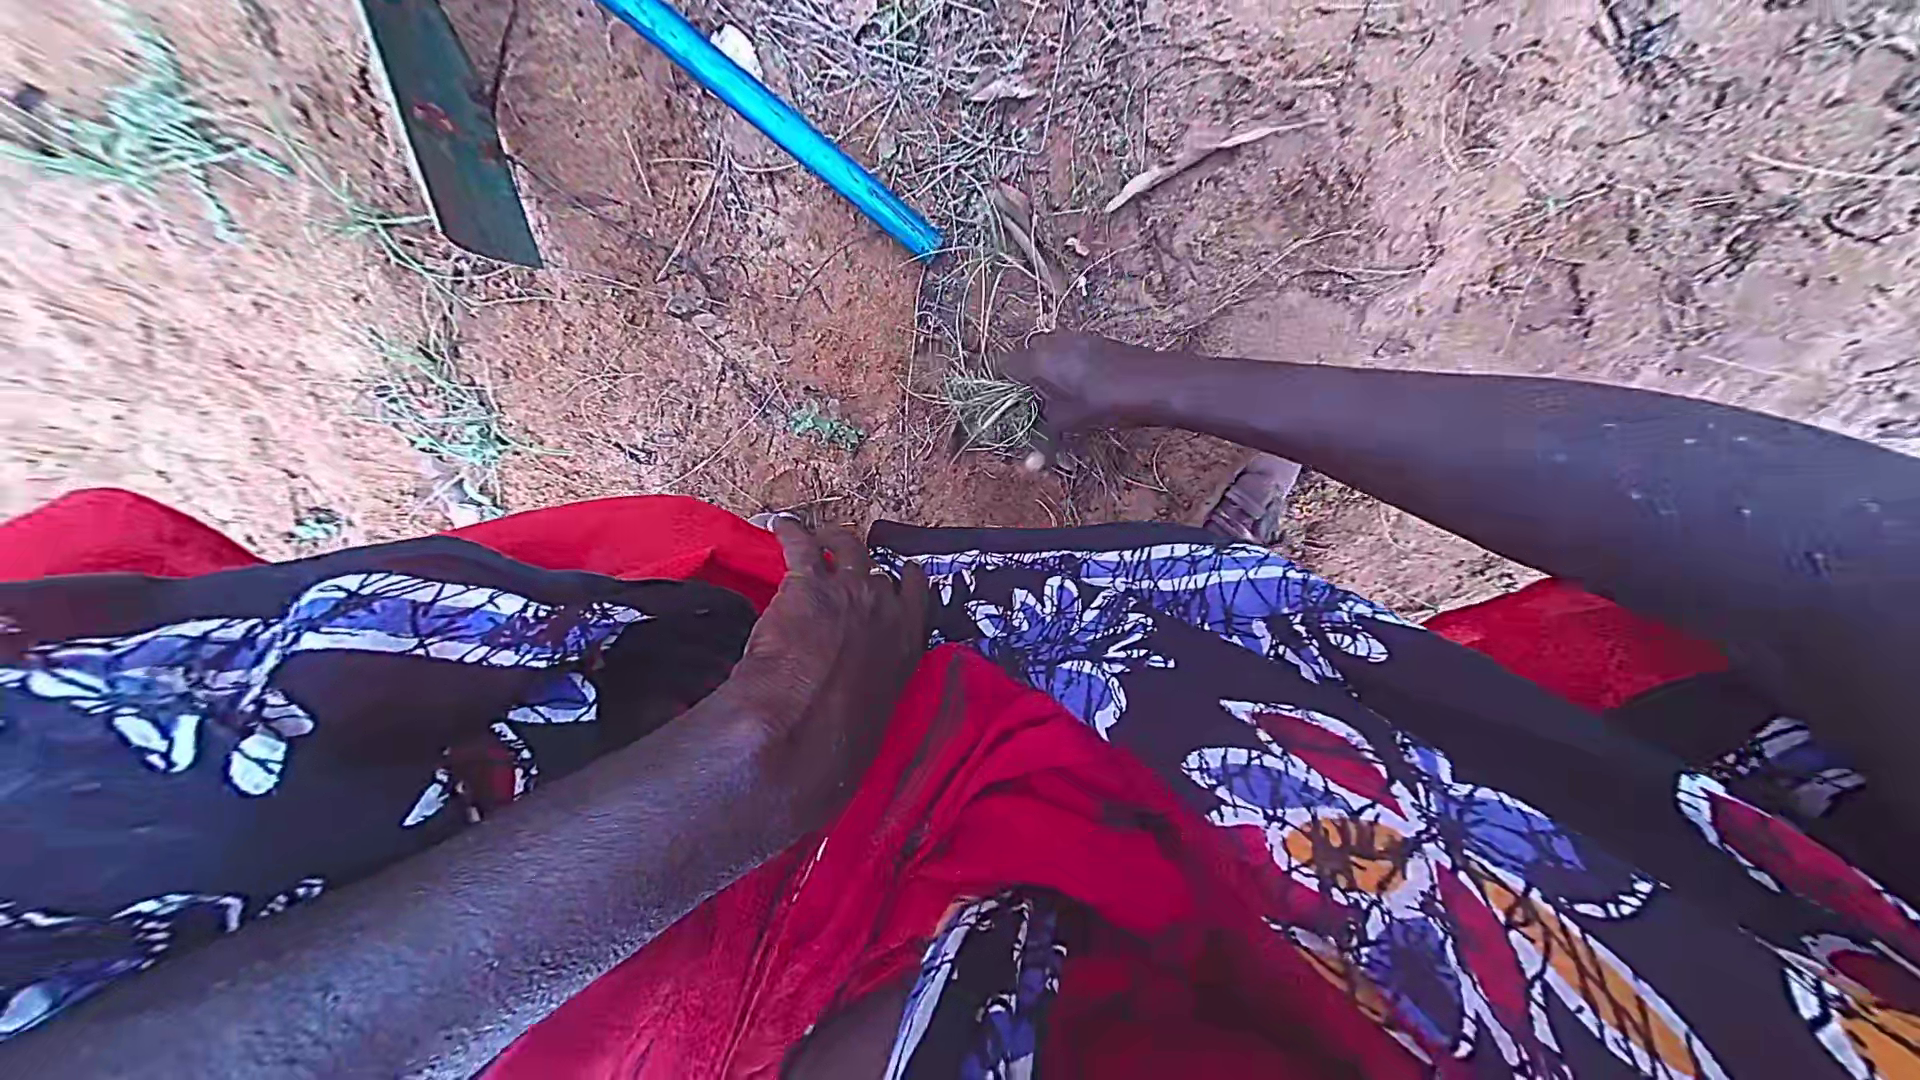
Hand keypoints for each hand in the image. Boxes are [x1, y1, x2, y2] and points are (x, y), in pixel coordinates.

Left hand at [718, 517, 929, 827]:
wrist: (800, 730)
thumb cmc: (839, 739)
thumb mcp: (876, 713)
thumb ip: (878, 687)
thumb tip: (866, 702)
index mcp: (907, 641)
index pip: (917, 592)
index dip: (905, 579)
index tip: (897, 574)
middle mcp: (885, 607)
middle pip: (879, 570)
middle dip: (864, 567)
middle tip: (847, 564)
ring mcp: (849, 590)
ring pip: (847, 545)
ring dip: (833, 539)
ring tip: (819, 536)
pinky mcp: (808, 583)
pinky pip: (802, 543)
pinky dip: (791, 531)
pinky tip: (781, 525)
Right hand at [998, 331, 1159, 465]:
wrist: (1157, 383)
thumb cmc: (1104, 402)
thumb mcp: (1068, 423)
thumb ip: (1043, 438)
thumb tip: (1029, 466)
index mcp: (1036, 358)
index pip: (1002, 366)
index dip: (1000, 389)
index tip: (1005, 411)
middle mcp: (1052, 341)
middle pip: (1025, 362)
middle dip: (1025, 387)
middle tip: (1031, 413)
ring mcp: (1076, 339)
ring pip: (1049, 358)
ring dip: (1047, 381)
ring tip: (1057, 408)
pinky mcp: (1096, 342)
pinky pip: (1069, 356)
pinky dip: (1067, 375)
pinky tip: (1080, 397)